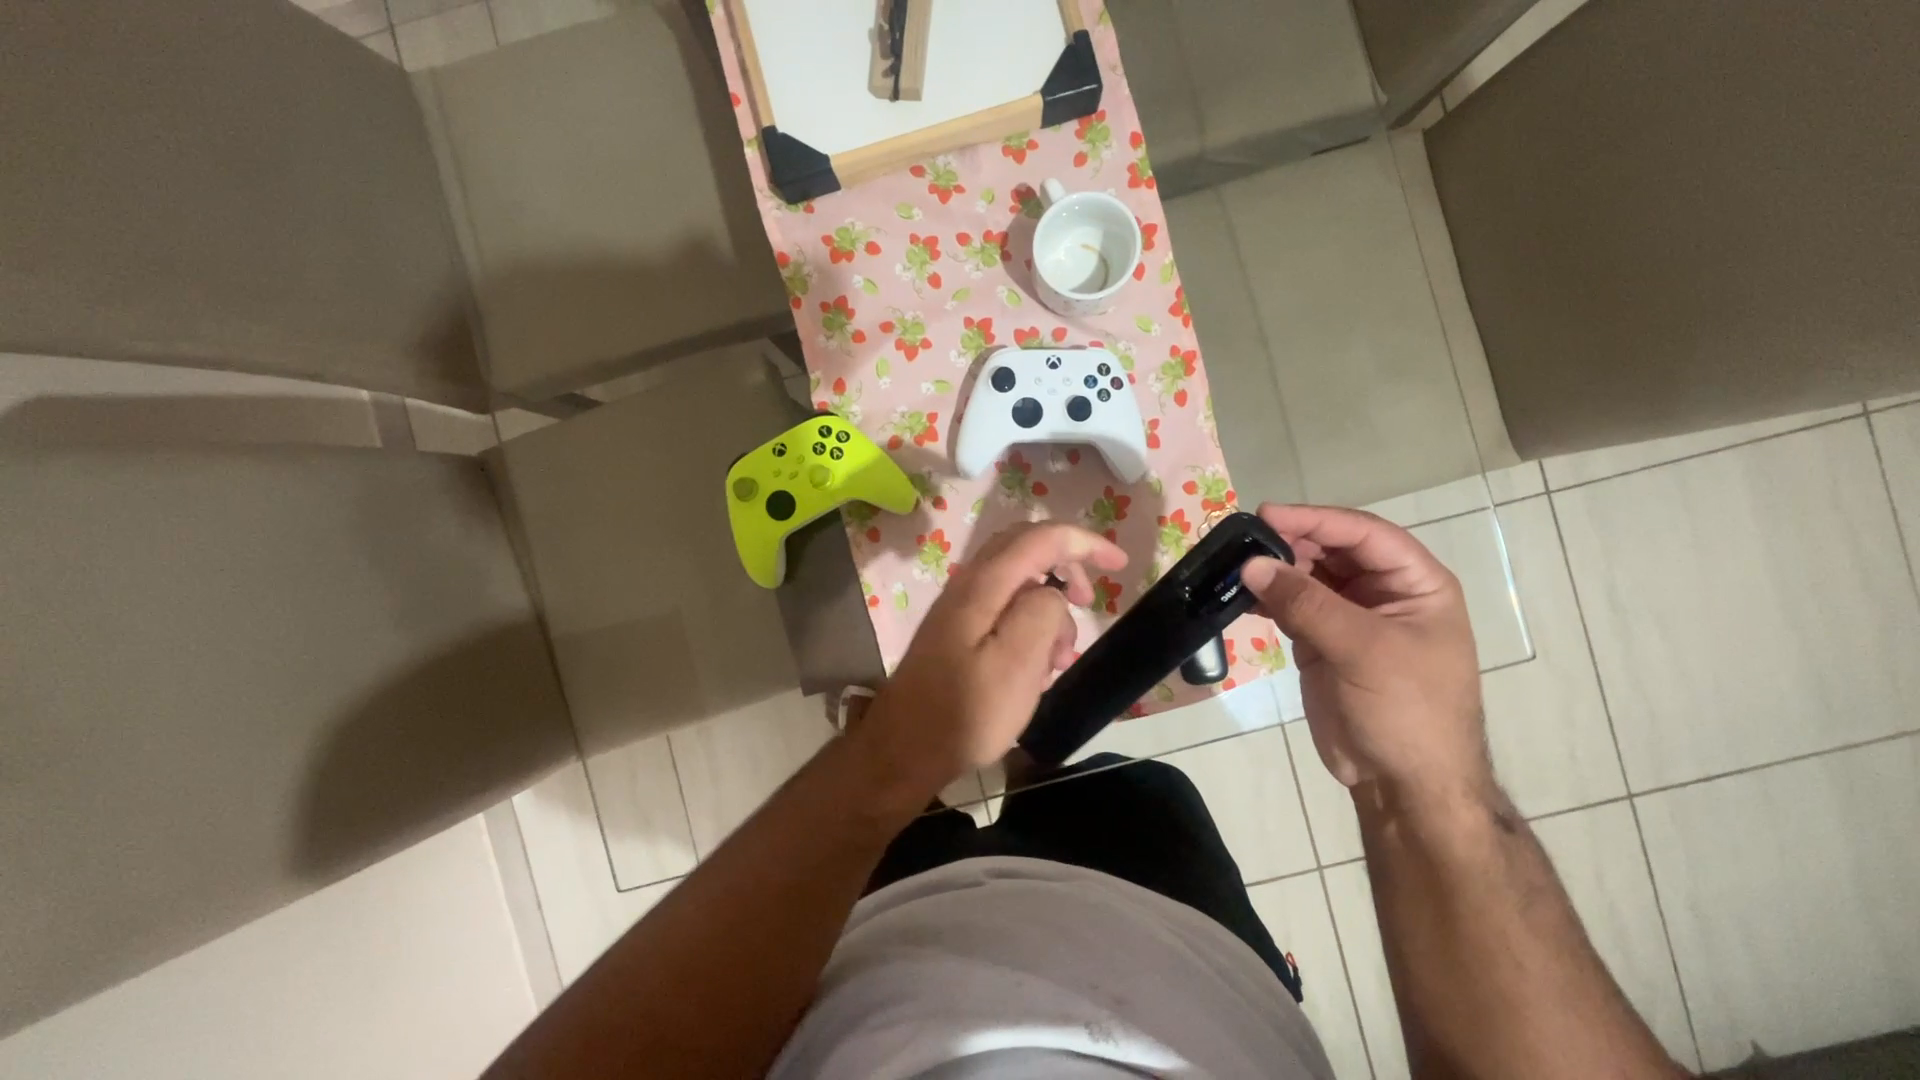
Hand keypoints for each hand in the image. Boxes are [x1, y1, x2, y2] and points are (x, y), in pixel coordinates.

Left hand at [853, 522, 1126, 800]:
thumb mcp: (1017, 662)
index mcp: (984, 585)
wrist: (905, 749)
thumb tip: (1052, 593)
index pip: (1041, 538)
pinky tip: (1037, 665)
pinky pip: (1003, 608)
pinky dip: (1030, 623)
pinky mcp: (956, 632)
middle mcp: (968, 584)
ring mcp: (958, 608)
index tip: (1120, 563)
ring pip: (1016, 581)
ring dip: (1048, 604)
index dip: (1085, 542)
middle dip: (1066, 565)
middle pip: (1025, 548)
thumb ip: (1042, 612)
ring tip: (1062, 654)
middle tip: (1090, 601)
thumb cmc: (967, 711)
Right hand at [1237, 504, 1490, 806]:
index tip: (1266, 514)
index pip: (1363, 534)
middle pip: (1332, 551)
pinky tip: (1239, 596)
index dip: (1316, 520)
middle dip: (1290, 544)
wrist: (1404, 783)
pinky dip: (1267, 600)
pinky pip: (1291, 609)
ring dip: (1274, 571)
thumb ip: (1306, 604)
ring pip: (1308, 578)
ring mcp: (1352, 619)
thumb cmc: (1406, 710)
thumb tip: (1250, 565)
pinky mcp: (1323, 644)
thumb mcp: (1363, 650)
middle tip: (1241, 543)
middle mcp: (1384, 593)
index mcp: (1416, 583)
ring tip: (1233, 566)